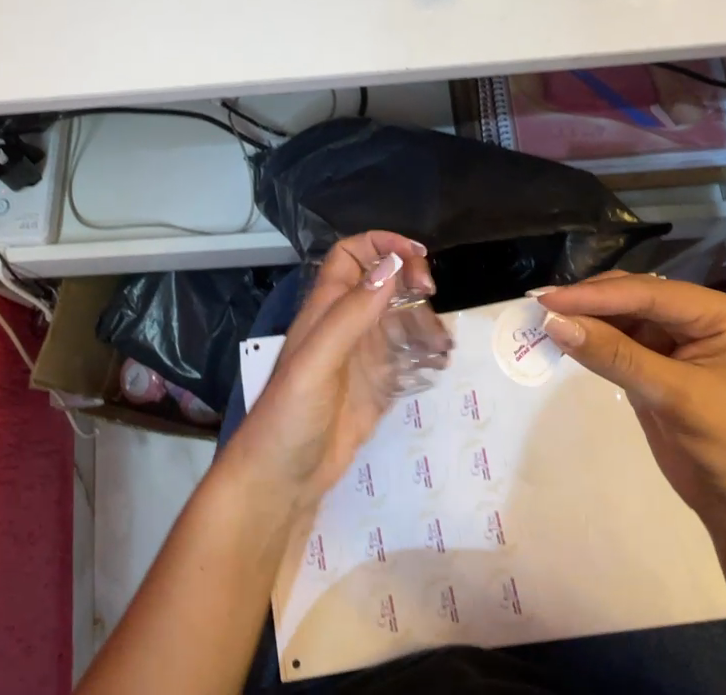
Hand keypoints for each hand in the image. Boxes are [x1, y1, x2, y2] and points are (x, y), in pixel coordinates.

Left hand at [219, 232, 436, 510]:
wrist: (281, 478)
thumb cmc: (290, 414)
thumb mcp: (318, 359)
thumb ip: (352, 313)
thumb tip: (392, 266)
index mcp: (326, 309)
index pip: (352, 255)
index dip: (382, 246)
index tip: (418, 259)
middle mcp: (345, 326)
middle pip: (384, 284)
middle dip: (413, 283)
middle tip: (434, 301)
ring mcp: (362, 357)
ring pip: (400, 320)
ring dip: (425, 321)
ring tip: (443, 344)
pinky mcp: (376, 387)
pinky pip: (407, 358)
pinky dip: (426, 354)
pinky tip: (439, 365)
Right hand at [534, 273, 725, 515]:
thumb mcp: (675, 396)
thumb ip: (614, 356)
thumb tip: (554, 322)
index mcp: (719, 315)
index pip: (648, 293)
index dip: (595, 295)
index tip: (547, 299)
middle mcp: (697, 318)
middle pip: (632, 297)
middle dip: (587, 302)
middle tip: (538, 306)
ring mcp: (675, 341)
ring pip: (620, 317)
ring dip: (584, 319)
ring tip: (542, 320)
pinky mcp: (655, 365)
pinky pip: (616, 342)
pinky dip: (589, 340)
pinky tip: (563, 339)